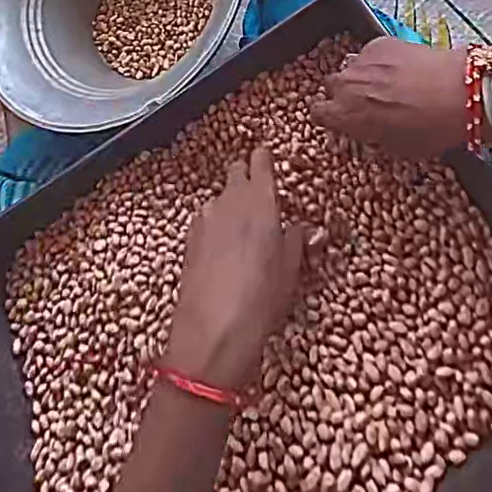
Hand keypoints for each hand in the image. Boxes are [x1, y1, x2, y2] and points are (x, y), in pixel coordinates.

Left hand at [165, 147, 308, 390]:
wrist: (212, 332)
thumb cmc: (261, 298)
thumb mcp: (290, 269)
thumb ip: (295, 239)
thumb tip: (301, 228)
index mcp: (260, 199)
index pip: (261, 159)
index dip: (266, 160)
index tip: (271, 166)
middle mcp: (230, 198)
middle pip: (237, 170)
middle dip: (248, 178)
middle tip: (262, 202)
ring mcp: (206, 215)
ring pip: (221, 196)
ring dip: (231, 205)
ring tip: (243, 236)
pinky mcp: (189, 235)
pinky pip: (207, 219)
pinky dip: (216, 226)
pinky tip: (223, 253)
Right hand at [309, 37, 464, 160]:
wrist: (458, 91)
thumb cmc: (430, 129)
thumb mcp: (398, 147)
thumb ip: (373, 135)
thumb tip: (370, 129)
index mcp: (345, 114)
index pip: (317, 112)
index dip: (329, 114)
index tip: (340, 117)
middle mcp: (345, 84)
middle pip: (332, 85)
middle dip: (345, 93)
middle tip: (369, 101)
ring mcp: (361, 59)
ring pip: (351, 67)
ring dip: (362, 75)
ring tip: (388, 83)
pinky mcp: (379, 42)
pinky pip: (370, 53)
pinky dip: (380, 60)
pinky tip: (402, 68)